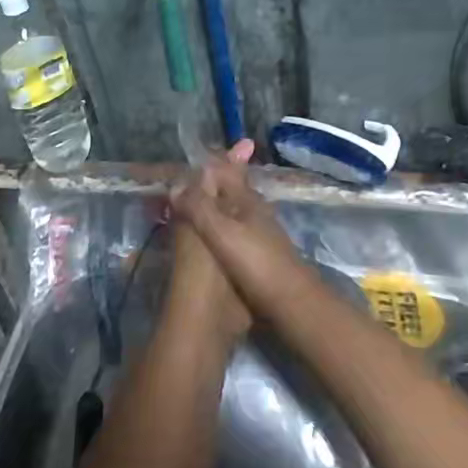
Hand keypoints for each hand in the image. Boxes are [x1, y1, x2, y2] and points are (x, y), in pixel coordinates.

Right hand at [169, 141, 307, 316]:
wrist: (292, 303)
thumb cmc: (256, 264)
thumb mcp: (221, 233)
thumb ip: (198, 208)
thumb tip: (175, 185)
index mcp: (246, 199)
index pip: (225, 170)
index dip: (207, 163)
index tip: (185, 163)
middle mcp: (254, 209)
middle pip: (228, 189)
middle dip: (207, 184)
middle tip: (181, 186)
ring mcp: (259, 232)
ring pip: (230, 210)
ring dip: (212, 207)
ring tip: (189, 210)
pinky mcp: (259, 253)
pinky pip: (232, 230)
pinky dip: (217, 228)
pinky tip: (207, 238)